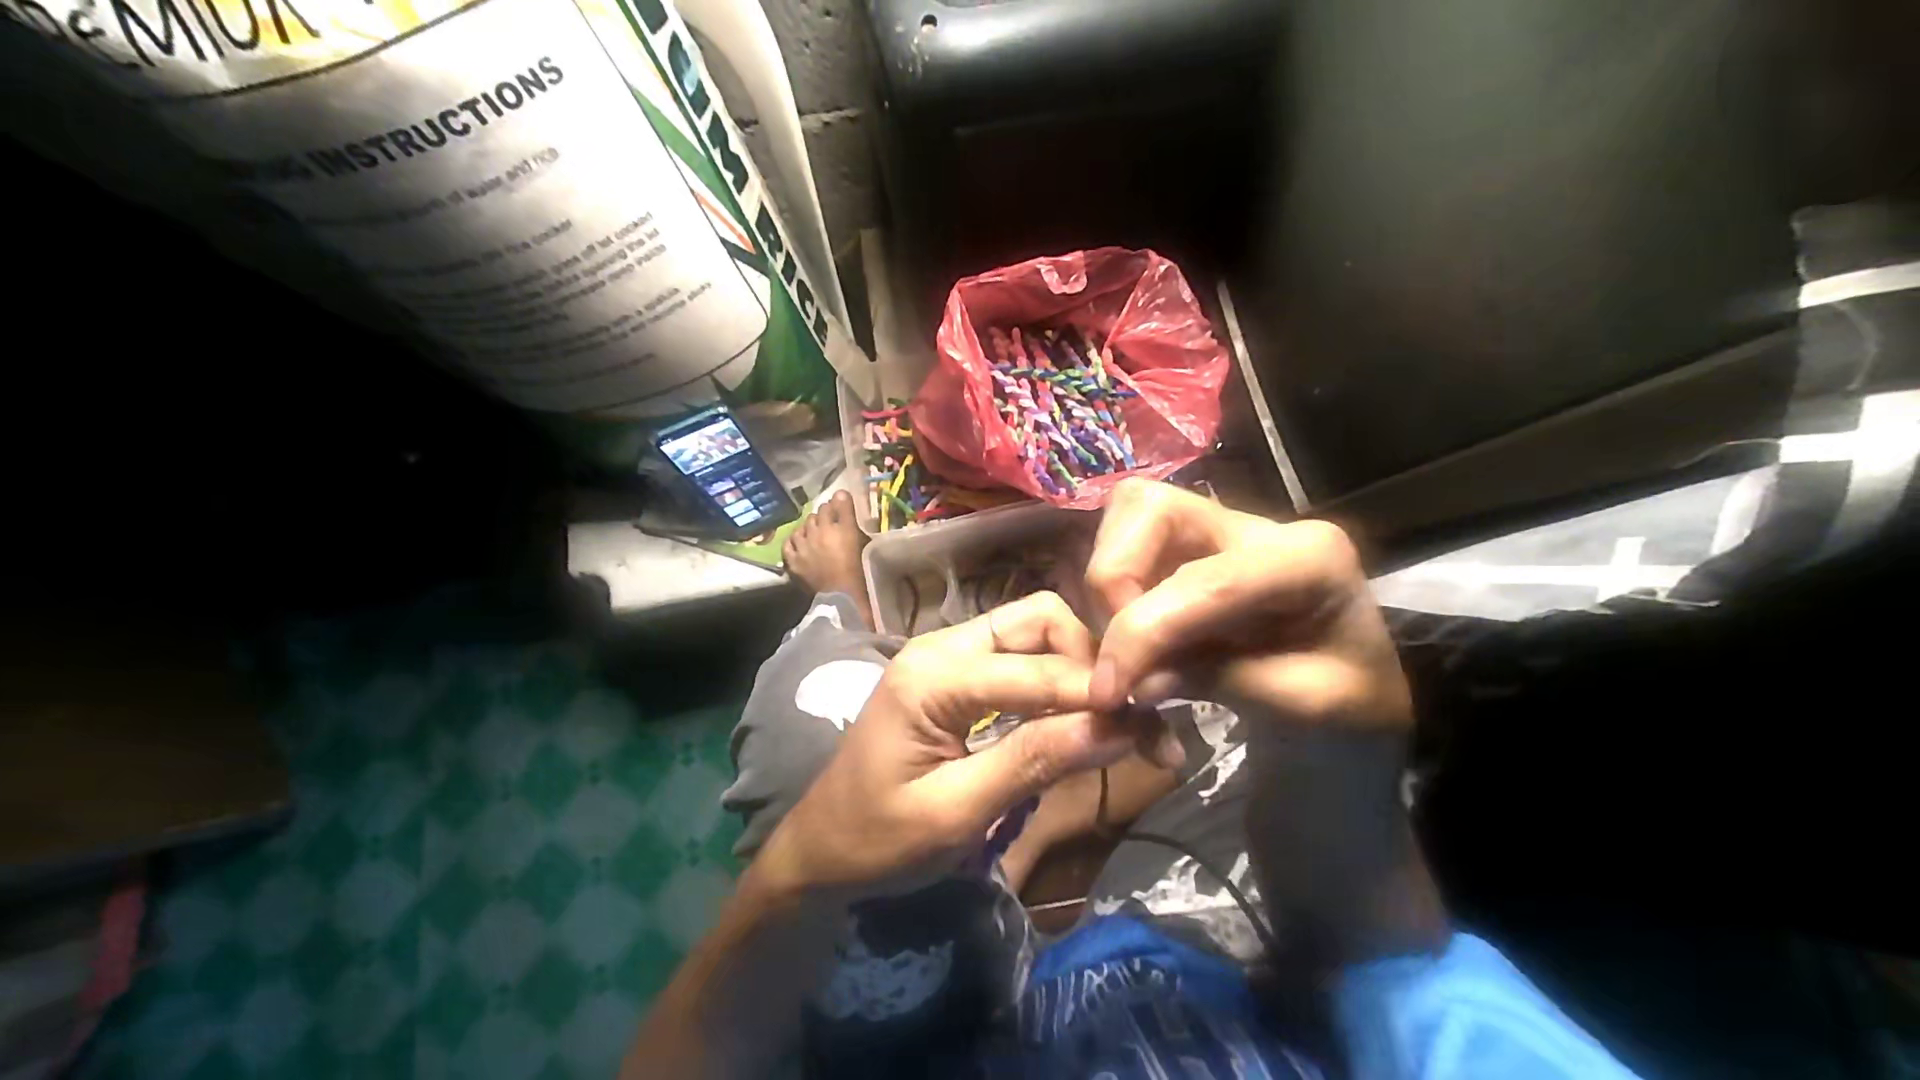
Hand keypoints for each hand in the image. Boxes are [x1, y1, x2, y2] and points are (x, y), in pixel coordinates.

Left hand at [757, 591, 1135, 899]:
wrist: (820, 848)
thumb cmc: (877, 840)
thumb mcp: (955, 813)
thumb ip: (1033, 762)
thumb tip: (1119, 727)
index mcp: (933, 675)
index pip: (1038, 670)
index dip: (1099, 695)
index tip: (1157, 727)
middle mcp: (943, 646)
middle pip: (1039, 621)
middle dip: (1090, 663)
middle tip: (1129, 722)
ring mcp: (947, 656)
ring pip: (1034, 633)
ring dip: (1078, 670)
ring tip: (1115, 723)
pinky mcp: (954, 676)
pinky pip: (1018, 659)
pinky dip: (1055, 683)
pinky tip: (1079, 718)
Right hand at [1085, 478, 1410, 735]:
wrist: (1369, 683)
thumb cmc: (1353, 702)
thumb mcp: (1302, 705)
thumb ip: (1211, 681)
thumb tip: (1127, 681)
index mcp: (1306, 559)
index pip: (1202, 579)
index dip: (1142, 631)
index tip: (1107, 690)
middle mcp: (1256, 525)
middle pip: (1150, 507)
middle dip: (1113, 578)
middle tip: (1120, 648)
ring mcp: (1220, 526)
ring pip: (1130, 512)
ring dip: (1109, 577)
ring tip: (1126, 640)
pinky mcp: (1193, 541)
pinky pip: (1128, 539)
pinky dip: (1113, 584)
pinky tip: (1132, 630)